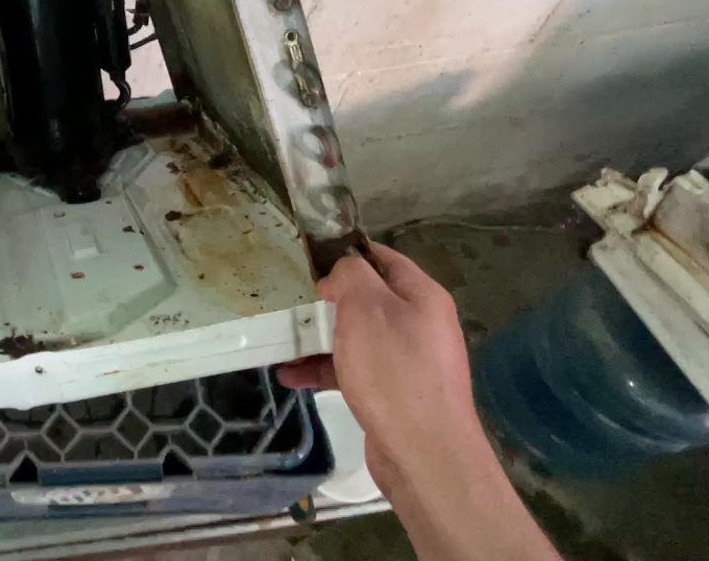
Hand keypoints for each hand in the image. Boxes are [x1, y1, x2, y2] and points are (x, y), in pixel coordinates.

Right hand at [278, 242, 483, 488]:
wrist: (425, 456)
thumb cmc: (394, 371)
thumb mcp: (366, 307)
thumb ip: (350, 275)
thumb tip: (340, 275)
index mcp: (421, 297)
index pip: (382, 257)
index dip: (347, 251)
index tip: (310, 255)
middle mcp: (420, 324)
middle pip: (367, 298)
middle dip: (327, 298)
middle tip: (292, 296)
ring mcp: (408, 361)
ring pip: (356, 336)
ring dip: (319, 337)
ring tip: (283, 337)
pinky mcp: (393, 393)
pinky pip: (353, 369)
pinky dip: (324, 369)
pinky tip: (291, 375)